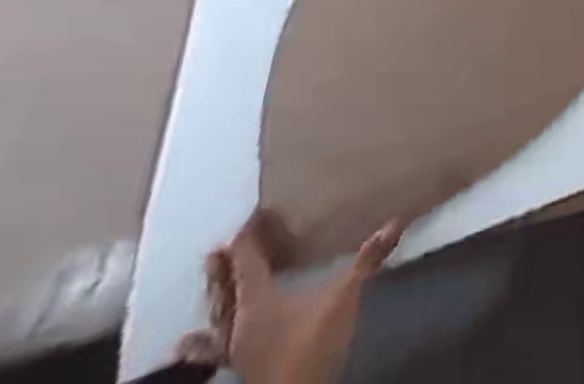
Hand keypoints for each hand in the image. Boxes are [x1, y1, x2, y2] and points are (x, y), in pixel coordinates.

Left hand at [178, 210, 403, 383]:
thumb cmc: (312, 349)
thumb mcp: (345, 300)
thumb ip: (367, 262)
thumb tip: (395, 223)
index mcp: (257, 298)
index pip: (246, 258)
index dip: (249, 235)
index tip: (256, 214)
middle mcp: (236, 320)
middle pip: (225, 285)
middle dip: (225, 263)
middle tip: (222, 244)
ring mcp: (232, 349)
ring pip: (216, 314)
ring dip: (215, 292)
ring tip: (209, 275)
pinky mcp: (236, 369)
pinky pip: (212, 350)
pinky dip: (200, 342)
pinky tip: (188, 344)